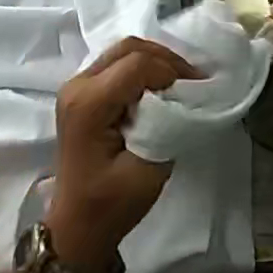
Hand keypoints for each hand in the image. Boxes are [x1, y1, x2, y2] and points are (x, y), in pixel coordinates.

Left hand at [48, 38, 199, 269]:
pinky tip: (159, 88)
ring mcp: (76, 86)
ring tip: (180, 84)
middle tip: (192, 82)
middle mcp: (77, 86)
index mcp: (89, 104)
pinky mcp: (82, 92)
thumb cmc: (111, 204)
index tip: (196, 91)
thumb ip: (167, 128)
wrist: (77, 225)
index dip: (172, 72)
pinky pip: (116, 63)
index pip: (137, 64)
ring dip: (155, 61)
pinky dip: (143, 68)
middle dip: (166, 60)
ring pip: (123, 51)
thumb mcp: (148, 171)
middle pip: (129, 48)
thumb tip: (183, 98)